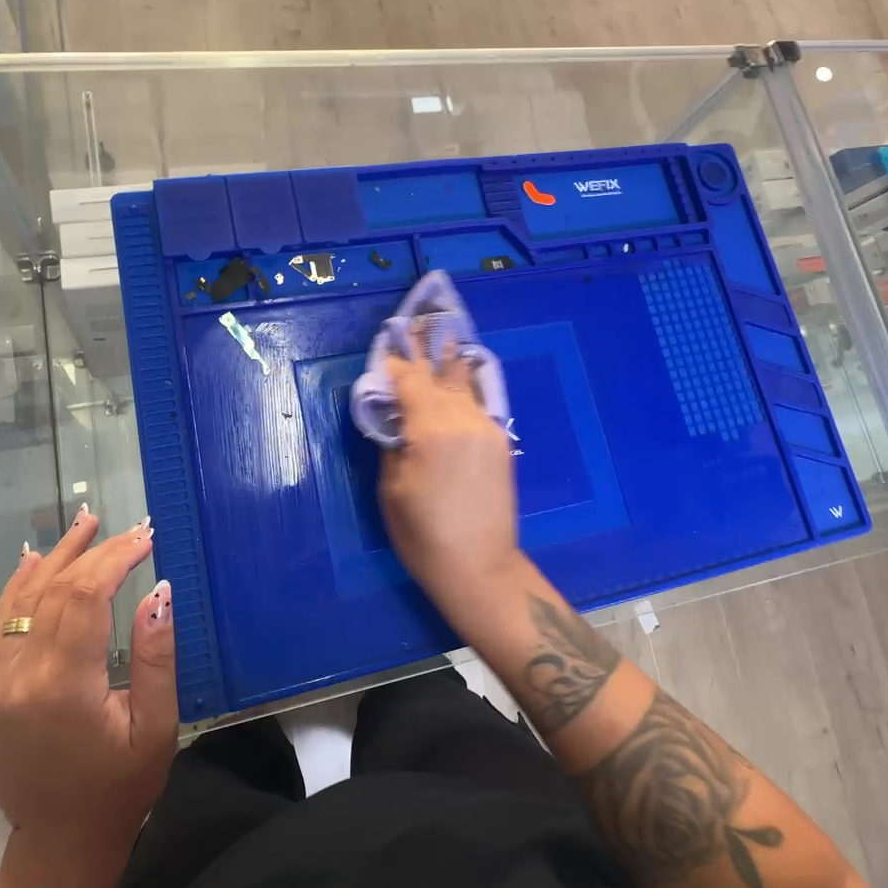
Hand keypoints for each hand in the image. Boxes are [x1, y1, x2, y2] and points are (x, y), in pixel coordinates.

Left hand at [0, 509, 174, 881]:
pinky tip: (33, 560)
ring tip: (84, 522)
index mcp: (63, 687)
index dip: (115, 558)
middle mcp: (20, 678)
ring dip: (55, 558)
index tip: (146, 537)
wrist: (61, 840)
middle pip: (53, 591)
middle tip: (129, 528)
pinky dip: (18, 588)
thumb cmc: (121, 786)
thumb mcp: (156, 727)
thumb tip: (160, 591)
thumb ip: (157, 657)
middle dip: (93, 553)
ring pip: (21, 602)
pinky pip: (0, 627)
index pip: (84, 597)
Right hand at [378, 331, 523, 611]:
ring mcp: (487, 427)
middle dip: (424, 349)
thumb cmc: (423, 535)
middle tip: (417, 320)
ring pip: (463, 384)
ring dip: (449, 360)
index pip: (409, 380)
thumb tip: (392, 413)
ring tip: (444, 331)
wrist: (480, 567)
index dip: (395, 362)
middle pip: (438, 374)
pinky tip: (462, 371)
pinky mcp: (501, 440)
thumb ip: (392, 441)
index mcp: (430, 429)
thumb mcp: (391, 489)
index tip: (386, 343)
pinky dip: (465, 385)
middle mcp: (462, 419)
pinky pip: (478, 402)